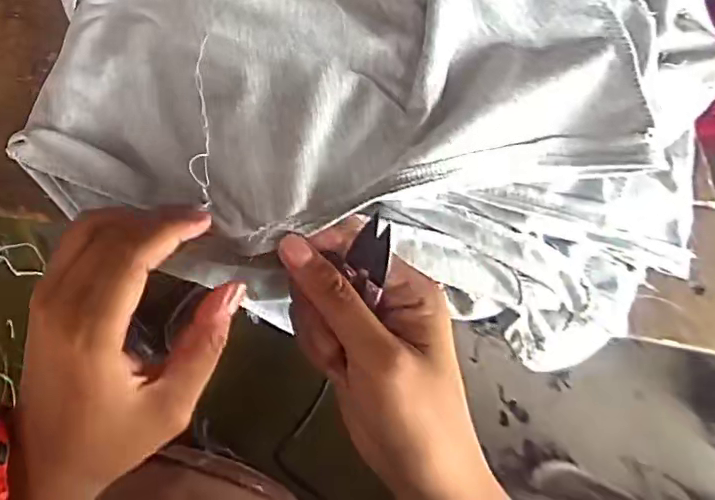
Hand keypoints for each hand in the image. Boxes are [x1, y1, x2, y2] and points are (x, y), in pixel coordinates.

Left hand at [14, 207, 246, 499]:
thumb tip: (231, 290)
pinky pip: (73, 239)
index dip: (167, 229)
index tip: (202, 220)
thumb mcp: (168, 408)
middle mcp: (61, 300)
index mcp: (90, 331)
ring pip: (87, 227)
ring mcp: (45, 291)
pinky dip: (107, 226)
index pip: (129, 256)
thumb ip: (203, 346)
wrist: (43, 456)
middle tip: (194, 220)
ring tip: (169, 225)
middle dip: (155, 219)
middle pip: (109, 234)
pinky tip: (135, 235)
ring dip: (129, 217)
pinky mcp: (40, 290)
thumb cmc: (109, 440)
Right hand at [280, 227, 506, 499]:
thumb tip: (291, 243)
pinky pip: (309, 319)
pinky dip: (315, 343)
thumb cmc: (417, 418)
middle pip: (324, 265)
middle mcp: (383, 292)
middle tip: (334, 339)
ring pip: (310, 293)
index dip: (319, 246)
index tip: (292, 265)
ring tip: (340, 361)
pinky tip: (335, 368)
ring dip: (316, 328)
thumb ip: (332, 295)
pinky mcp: (343, 336)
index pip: (352, 238)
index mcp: (407, 284)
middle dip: (318, 303)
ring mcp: (362, 315)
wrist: (422, 483)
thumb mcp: (376, 354)